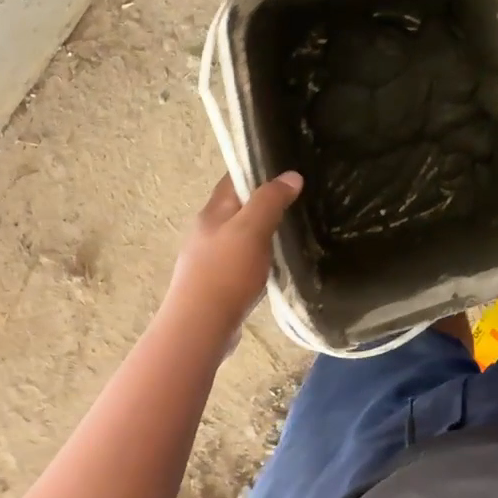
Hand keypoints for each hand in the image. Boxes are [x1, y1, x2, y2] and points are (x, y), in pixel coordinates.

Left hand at [167, 172, 301, 332]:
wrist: (199, 330)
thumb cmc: (226, 272)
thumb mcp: (253, 228)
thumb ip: (271, 199)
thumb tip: (291, 175)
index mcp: (212, 212)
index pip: (234, 177)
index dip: (258, 169)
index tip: (288, 167)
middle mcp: (207, 231)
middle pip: (238, 206)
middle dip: (264, 201)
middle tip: (297, 199)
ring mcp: (209, 259)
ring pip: (241, 234)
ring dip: (263, 230)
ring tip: (292, 229)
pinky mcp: (216, 284)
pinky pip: (241, 260)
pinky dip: (259, 256)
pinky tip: (275, 264)